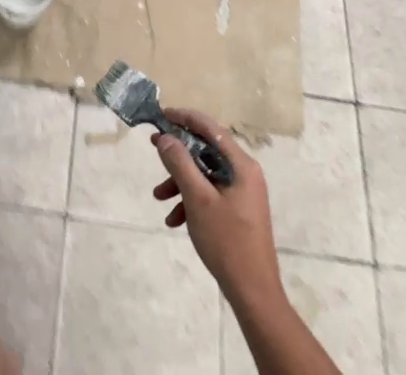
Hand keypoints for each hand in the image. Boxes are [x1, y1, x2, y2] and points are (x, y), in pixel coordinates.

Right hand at [152, 108, 282, 309]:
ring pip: (205, 174)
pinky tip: (175, 220)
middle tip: (153, 149)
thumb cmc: (226, 240)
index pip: (211, 128)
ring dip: (180, 182)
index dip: (185, 118)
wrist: (252, 288)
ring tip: (159, 198)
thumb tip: (165, 137)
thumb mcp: (198, 199)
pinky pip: (210, 194)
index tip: (161, 116)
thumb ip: (180, 164)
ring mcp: (242, 192)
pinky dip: (190, 201)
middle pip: (207, 150)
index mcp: (242, 165)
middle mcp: (245, 173)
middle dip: (178, 154)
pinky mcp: (237, 209)